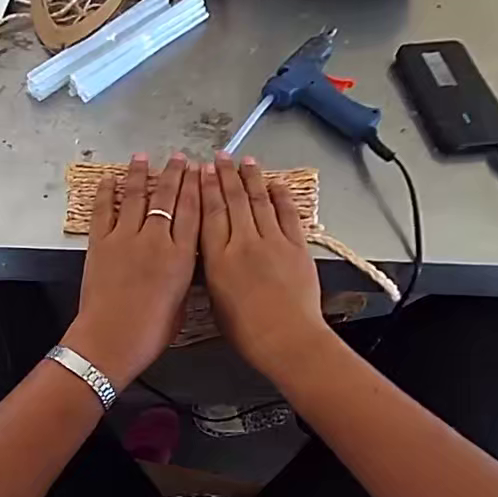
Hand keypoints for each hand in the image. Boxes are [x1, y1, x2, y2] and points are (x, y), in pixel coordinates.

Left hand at [61, 152, 200, 386]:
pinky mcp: (101, 243)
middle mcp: (156, 239)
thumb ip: (182, 277)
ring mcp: (126, 238)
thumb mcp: (181, 303)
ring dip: (140, 173)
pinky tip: (111, 179)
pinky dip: (107, 192)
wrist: (112, 338)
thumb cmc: (151, 331)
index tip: (200, 170)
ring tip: (143, 157)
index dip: (197, 187)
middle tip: (179, 157)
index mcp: (181, 255)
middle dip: (175, 174)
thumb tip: (180, 264)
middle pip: (168, 197)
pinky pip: (104, 210)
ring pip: (137, 196)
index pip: (193, 211)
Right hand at [199, 152, 327, 379]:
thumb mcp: (216, 302)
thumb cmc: (247, 332)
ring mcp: (272, 242)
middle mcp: (244, 243)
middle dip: (225, 175)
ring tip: (245, 160)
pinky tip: (275, 184)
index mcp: (219, 258)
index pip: (210, 213)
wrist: (287, 340)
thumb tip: (212, 256)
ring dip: (251, 178)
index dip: (204, 189)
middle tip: (220, 157)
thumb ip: (212, 273)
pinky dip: (281, 196)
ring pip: (259, 201)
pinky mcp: (296, 247)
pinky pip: (288, 214)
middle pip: (233, 200)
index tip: (201, 171)